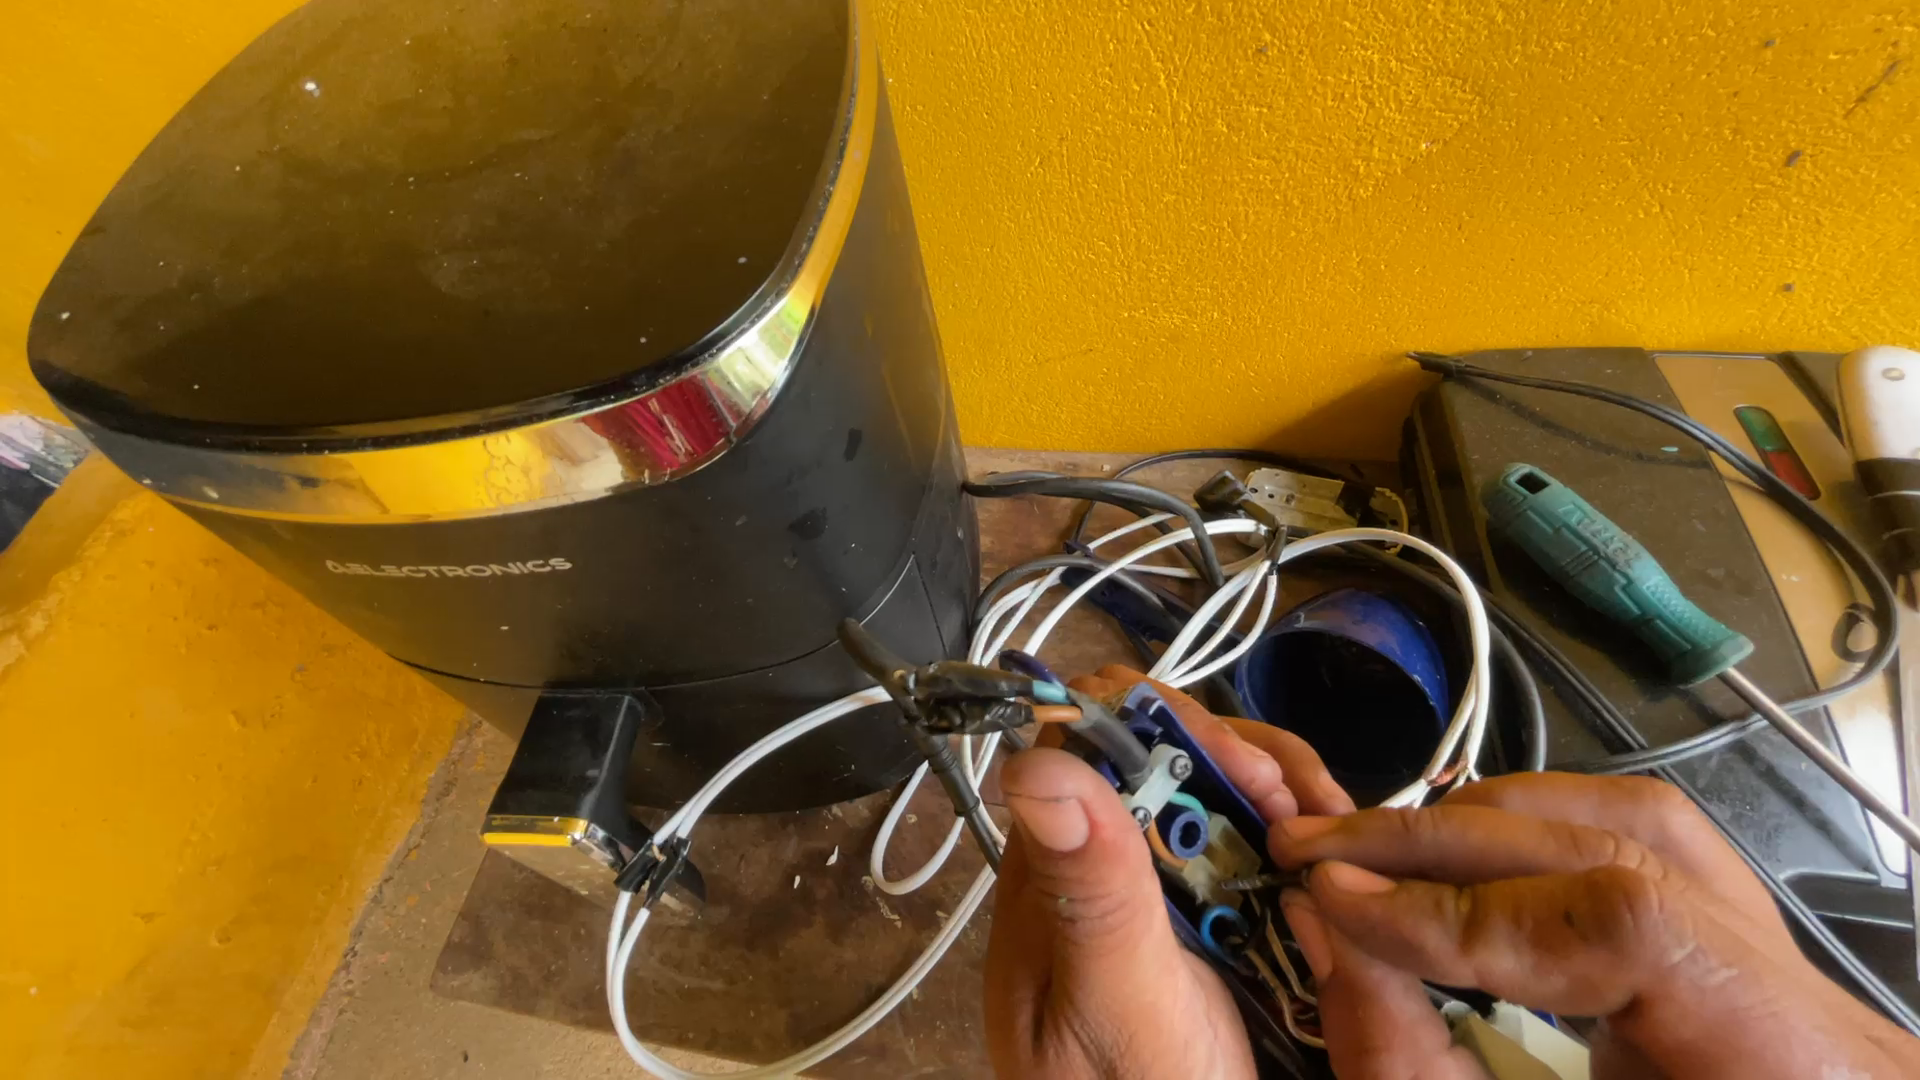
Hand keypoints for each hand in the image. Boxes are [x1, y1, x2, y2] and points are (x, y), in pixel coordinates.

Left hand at [983, 666, 1352, 1078]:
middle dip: (1228, 749)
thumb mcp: (1114, 1002)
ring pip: (1198, 777)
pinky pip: (1238, 826)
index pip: (1081, 741)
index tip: (1238, 764)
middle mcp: (1096, 853)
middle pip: (1148, 745)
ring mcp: (1151, 873)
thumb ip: (1084, 893)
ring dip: (1268, 777)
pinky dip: (1286, 817)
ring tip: (1326, 820)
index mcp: (1053, 864)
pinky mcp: (1200, 897)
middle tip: (1299, 802)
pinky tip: (1323, 839)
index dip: (1154, 724)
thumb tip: (1029, 764)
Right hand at [1272, 771, 1919, 1078]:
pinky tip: (1450, 855)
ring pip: (1616, 818)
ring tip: (1374, 852)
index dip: (1463, 907)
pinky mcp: (1724, 930)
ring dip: (1467, 824)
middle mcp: (1816, 1003)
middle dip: (1429, 845)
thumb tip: (1317, 902)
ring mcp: (1776, 953)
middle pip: (1605, 849)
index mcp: (1790, 1075)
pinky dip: (1514, 826)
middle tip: (1311, 848)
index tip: (1336, 899)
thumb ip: (1391, 1035)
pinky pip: (1621, 832)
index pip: (1628, 926)